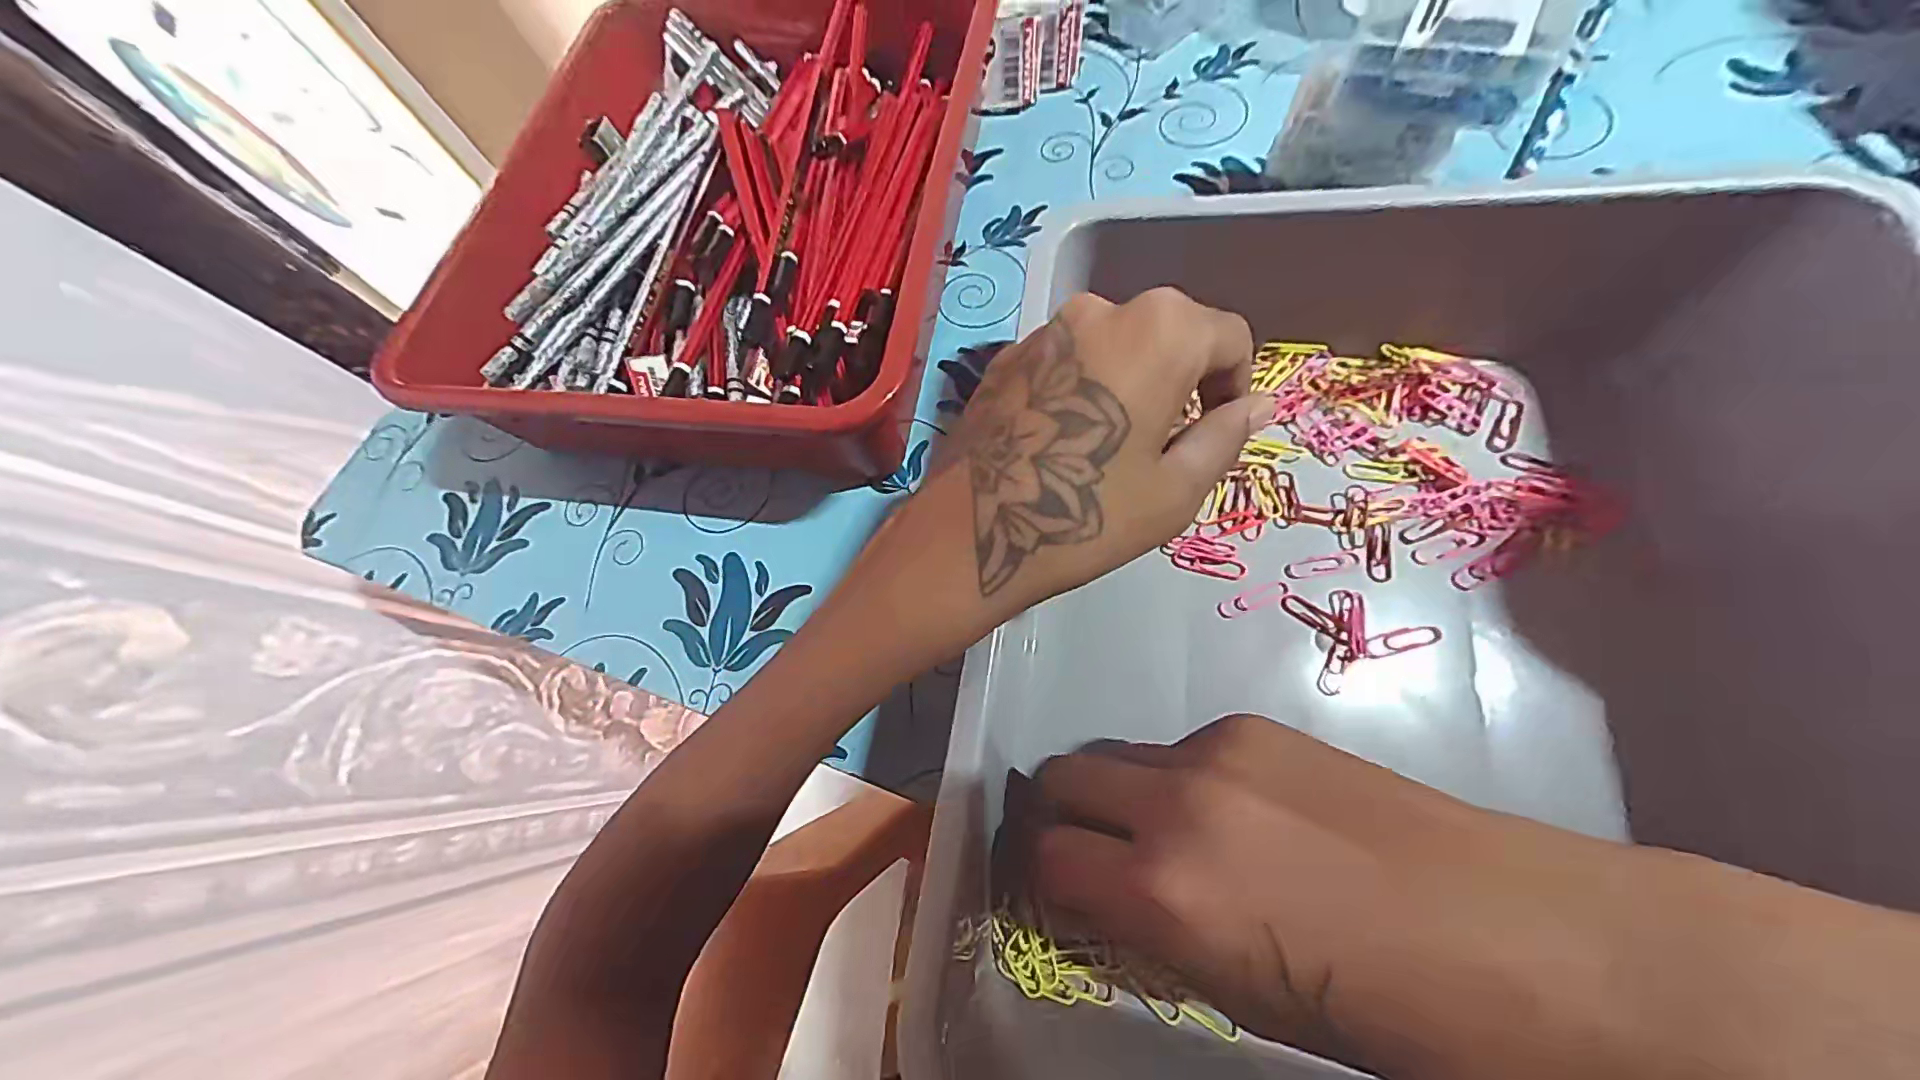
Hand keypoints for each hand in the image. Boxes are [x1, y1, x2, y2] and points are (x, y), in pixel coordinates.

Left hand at [949, 288, 1266, 611]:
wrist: (970, 534)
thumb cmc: (1086, 515)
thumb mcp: (1176, 489)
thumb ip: (1226, 435)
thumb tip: (1258, 404)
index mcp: (1159, 330)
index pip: (1228, 336)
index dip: (1235, 383)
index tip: (1220, 428)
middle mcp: (1100, 311)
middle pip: (1168, 334)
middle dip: (1182, 381)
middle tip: (1166, 447)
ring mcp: (1044, 331)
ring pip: (1114, 346)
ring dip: (1131, 383)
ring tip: (1110, 449)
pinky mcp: (1005, 359)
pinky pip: (1067, 362)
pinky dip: (1083, 388)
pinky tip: (1063, 442)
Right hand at [1031, 716, 1919, 1079]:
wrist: (1532, 937)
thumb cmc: (1387, 1011)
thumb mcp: (1244, 1000)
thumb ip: (1156, 936)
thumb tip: (1104, 899)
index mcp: (1167, 891)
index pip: (1043, 860)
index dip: (1037, 879)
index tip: (1049, 893)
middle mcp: (1173, 801)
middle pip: (1059, 780)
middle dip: (1056, 817)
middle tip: (1084, 854)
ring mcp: (1216, 749)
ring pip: (1113, 755)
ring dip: (1113, 793)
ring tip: (1162, 836)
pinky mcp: (1255, 724)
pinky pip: (1176, 748)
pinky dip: (1173, 779)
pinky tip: (1233, 814)